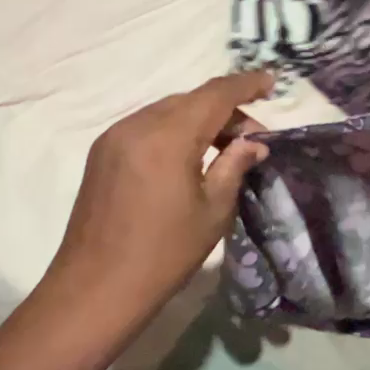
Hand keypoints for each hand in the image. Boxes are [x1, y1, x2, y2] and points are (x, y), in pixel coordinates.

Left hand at [46, 72, 272, 315]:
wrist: (97, 287)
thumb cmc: (164, 255)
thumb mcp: (212, 212)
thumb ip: (234, 167)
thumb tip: (252, 143)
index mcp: (167, 137)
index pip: (215, 94)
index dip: (246, 85)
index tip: (272, 83)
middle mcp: (137, 125)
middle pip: (190, 100)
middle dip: (225, 110)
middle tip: (252, 138)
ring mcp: (114, 137)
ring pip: (166, 111)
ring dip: (198, 120)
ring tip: (224, 149)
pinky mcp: (102, 153)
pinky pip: (145, 127)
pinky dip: (173, 131)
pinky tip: (188, 158)